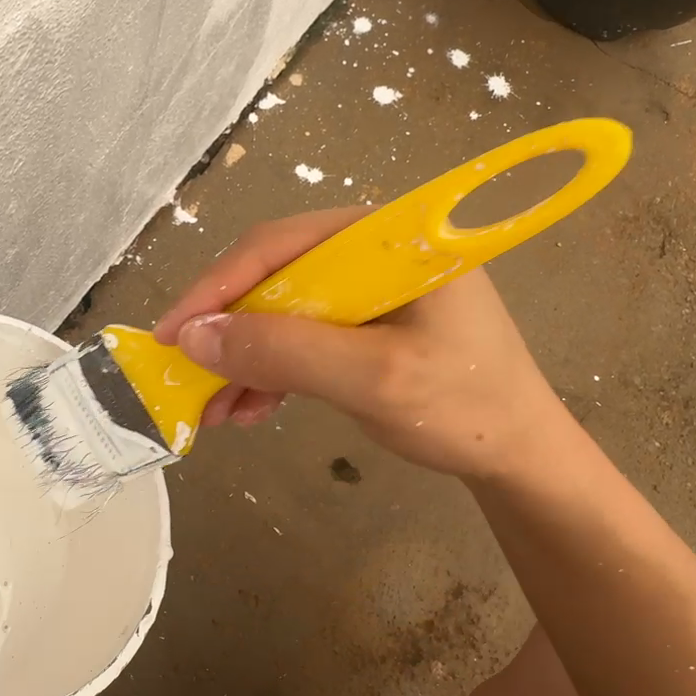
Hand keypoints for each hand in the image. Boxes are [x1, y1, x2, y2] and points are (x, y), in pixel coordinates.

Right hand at [152, 208, 568, 480]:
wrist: (524, 457)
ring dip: (241, 359)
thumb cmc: (465, 407)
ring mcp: (362, 289)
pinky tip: (248, 408)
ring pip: (277, 311)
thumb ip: (284, 351)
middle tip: (184, 375)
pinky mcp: (359, 324)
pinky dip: (268, 372)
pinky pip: (297, 338)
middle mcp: (365, 252)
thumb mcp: (372, 378)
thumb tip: (194, 336)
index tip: (172, 334)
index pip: (275, 247)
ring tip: (212, 409)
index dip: (215, 289)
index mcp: (380, 238)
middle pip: (270, 278)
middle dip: (225, 332)